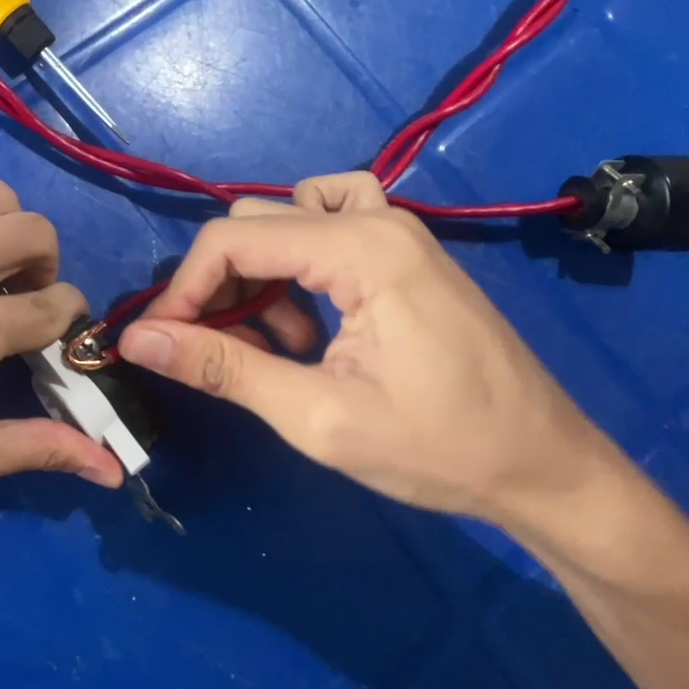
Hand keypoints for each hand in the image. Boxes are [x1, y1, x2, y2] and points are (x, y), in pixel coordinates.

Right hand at [117, 173, 623, 527]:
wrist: (552, 472)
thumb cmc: (440, 449)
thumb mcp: (317, 416)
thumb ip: (221, 368)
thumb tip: (136, 340)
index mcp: (361, 249)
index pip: (232, 240)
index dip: (182, 288)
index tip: (160, 342)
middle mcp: (378, 220)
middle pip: (255, 222)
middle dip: (219, 283)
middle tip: (217, 348)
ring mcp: (397, 231)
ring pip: (286, 216)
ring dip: (259, 271)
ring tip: (276, 341)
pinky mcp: (405, 252)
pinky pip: (327, 224)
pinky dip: (296, 260)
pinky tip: (309, 318)